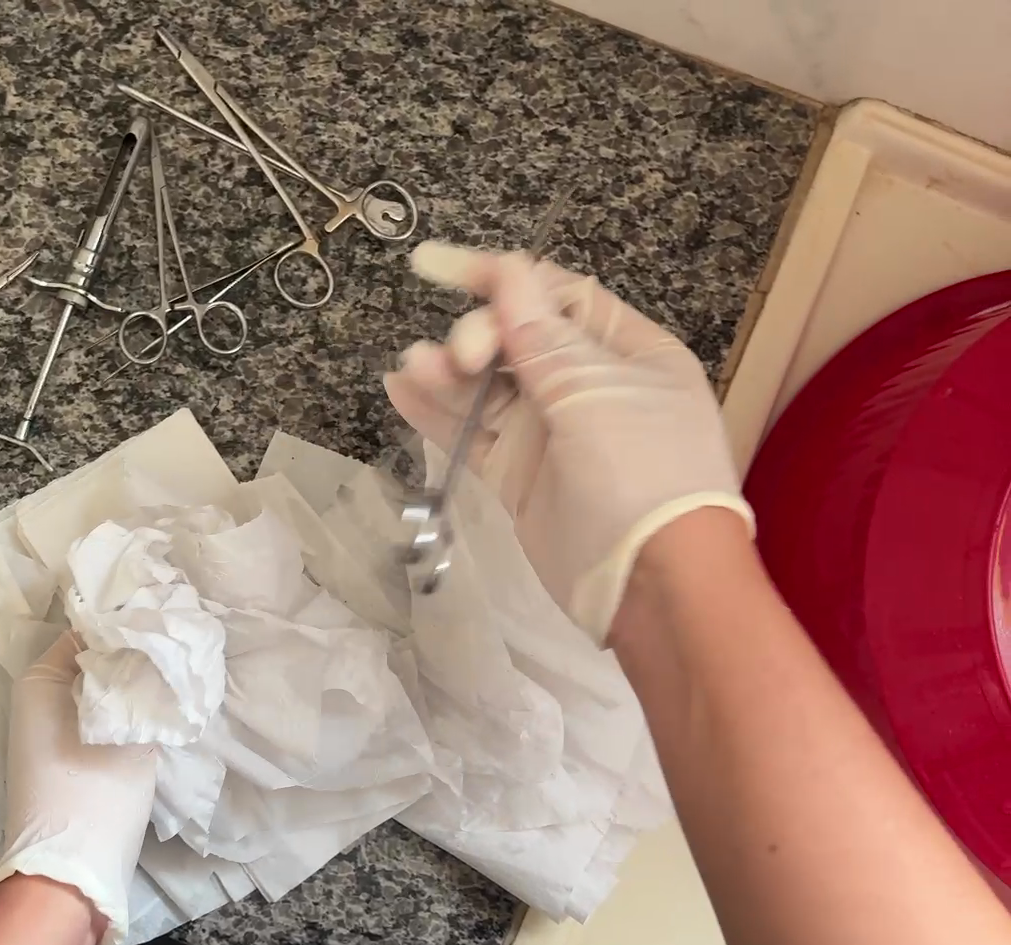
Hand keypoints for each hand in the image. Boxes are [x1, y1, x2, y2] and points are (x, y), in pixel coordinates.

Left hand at [0, 631, 156, 944]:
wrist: (67, 876)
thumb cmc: (94, 793)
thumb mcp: (130, 729)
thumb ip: (143, 684)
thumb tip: (158, 649)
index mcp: (41, 678)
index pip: (87, 629)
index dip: (126, 620)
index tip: (167, 614)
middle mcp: (36, 698)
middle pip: (91, 660)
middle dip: (132, 652)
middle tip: (179, 642)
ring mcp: (45, 731)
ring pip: (96, 692)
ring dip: (129, 685)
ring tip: (177, 673)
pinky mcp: (60, 758)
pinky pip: (94, 718)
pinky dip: (121, 713)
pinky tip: (158, 711)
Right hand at [384, 241, 753, 640]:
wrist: (644, 579)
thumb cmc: (640, 475)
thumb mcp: (595, 396)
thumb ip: (542, 340)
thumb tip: (508, 276)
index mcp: (623, 353)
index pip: (554, 295)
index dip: (497, 277)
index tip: (432, 266)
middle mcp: (581, 385)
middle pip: (511, 341)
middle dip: (475, 339)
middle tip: (455, 359)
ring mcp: (543, 430)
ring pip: (483, 388)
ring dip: (445, 374)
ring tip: (408, 368)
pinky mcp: (511, 470)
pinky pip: (467, 431)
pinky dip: (434, 413)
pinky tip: (400, 391)